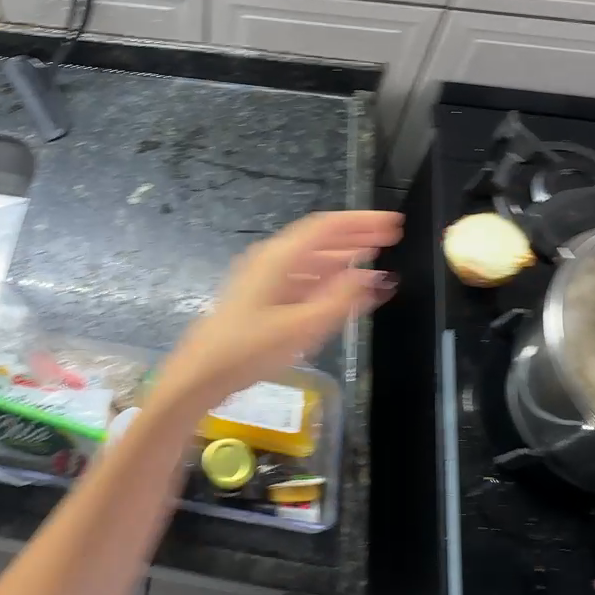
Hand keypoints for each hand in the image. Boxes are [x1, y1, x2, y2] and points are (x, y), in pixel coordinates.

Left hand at [152, 210, 402, 417]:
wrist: (202, 373)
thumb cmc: (251, 349)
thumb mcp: (303, 327)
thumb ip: (342, 300)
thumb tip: (375, 278)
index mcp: (279, 257)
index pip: (327, 227)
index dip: (362, 222)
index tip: (393, 223)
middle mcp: (271, 259)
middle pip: (319, 238)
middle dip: (355, 236)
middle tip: (390, 238)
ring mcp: (263, 276)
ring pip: (309, 258)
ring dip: (342, 256)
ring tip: (373, 258)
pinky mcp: (260, 296)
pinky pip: (300, 276)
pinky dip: (325, 276)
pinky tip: (340, 287)